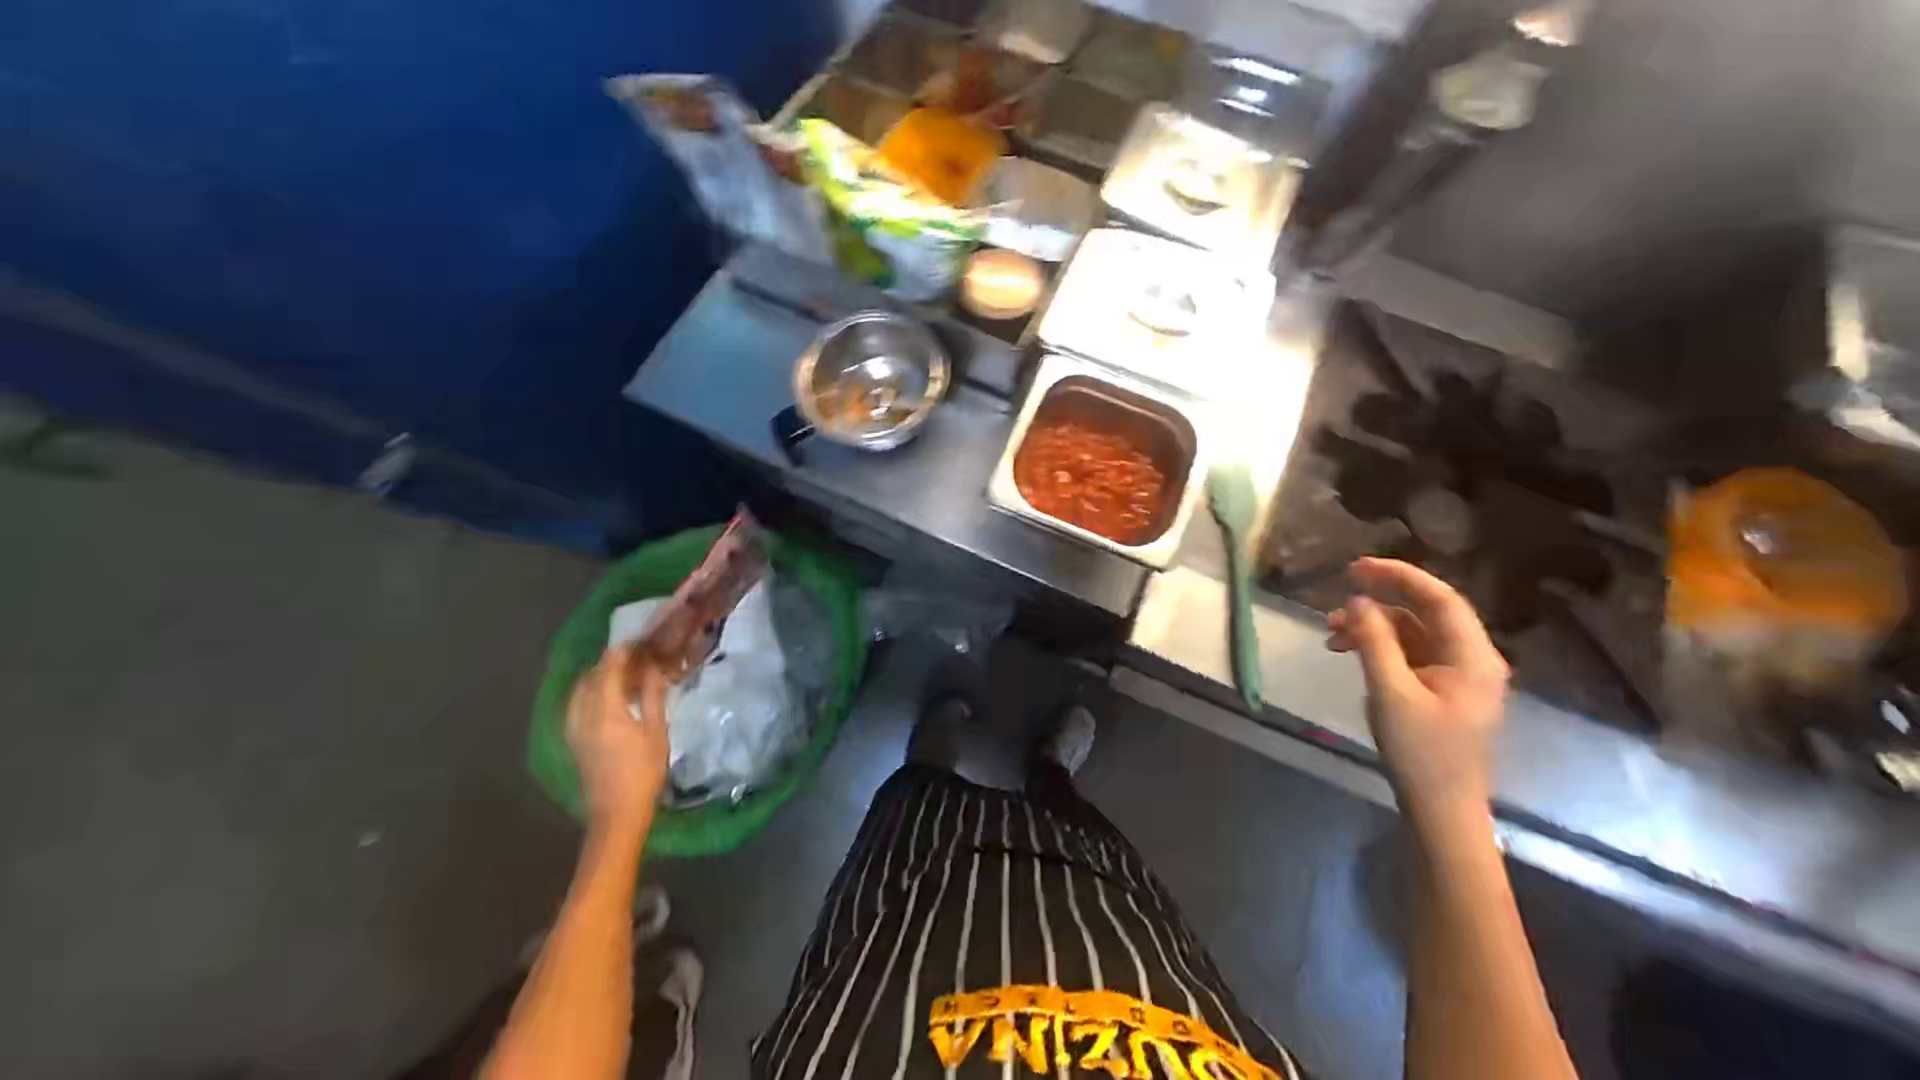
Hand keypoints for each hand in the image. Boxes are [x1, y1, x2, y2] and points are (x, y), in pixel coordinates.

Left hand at [566, 645, 669, 836]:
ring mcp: (573, 728)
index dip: (622, 651)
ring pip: (580, 690)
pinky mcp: (572, 740)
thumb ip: (651, 697)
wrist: (616, 814)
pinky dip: (592, 693)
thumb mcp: (656, 733)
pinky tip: (610, 699)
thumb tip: (652, 669)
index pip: (608, 668)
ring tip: (624, 676)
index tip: (639, 641)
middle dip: (610, 662)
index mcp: (604, 710)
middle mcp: (582, 714)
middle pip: (590, 677)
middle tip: (636, 658)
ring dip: (599, 677)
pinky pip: (577, 704)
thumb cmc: (643, 772)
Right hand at [1326, 557, 1509, 818]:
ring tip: (1332, 632)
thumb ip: (1374, 642)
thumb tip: (1359, 600)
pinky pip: (1410, 653)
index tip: (1356, 567)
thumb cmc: (1420, 752)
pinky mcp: (1441, 690)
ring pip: (1413, 632)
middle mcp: (1472, 659)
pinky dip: (1379, 646)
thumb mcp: (1390, 693)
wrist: (1441, 809)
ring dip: (1373, 626)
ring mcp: (1457, 676)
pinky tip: (1349, 651)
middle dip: (1381, 599)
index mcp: (1473, 657)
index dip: (1399, 575)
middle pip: (1426, 612)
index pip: (1440, 599)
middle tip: (1340, 590)